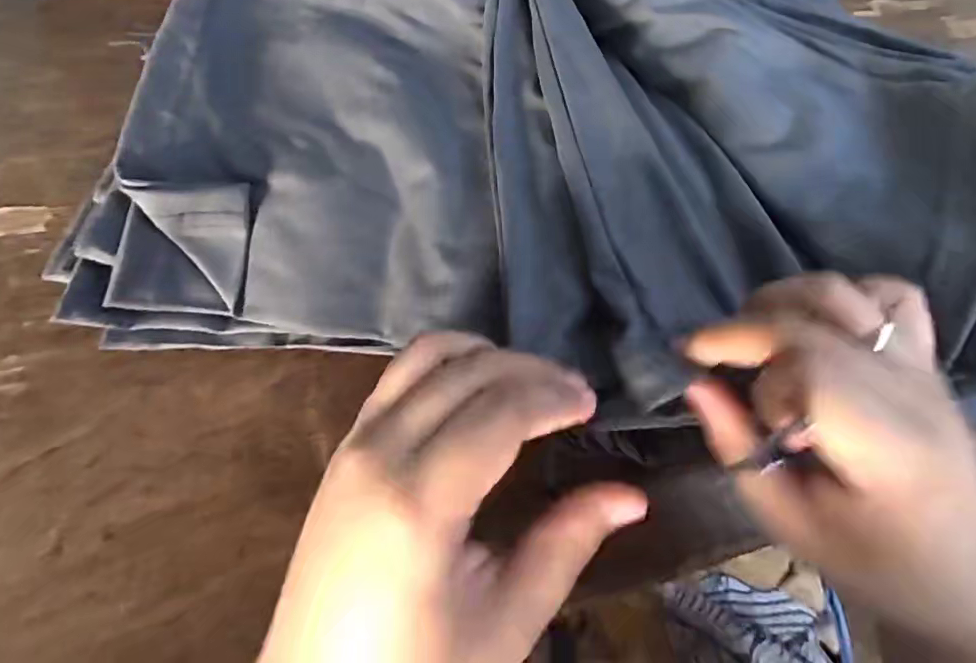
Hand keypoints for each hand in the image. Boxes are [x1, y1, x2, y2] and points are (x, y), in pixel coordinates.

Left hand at [259, 334, 646, 662]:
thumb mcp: (505, 621)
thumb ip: (567, 543)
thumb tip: (632, 496)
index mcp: (419, 501)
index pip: (500, 410)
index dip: (553, 395)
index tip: (592, 402)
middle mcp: (379, 452)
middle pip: (468, 370)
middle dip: (530, 370)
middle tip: (573, 392)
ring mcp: (353, 443)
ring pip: (427, 355)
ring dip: (485, 354)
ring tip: (527, 382)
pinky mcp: (342, 446)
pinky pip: (398, 376)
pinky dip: (446, 363)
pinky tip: (476, 390)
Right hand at [683, 274, 975, 662]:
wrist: (963, 573)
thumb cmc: (874, 562)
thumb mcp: (792, 525)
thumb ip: (739, 451)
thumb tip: (696, 383)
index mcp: (886, 446)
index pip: (809, 366)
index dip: (743, 354)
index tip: (699, 368)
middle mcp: (908, 388)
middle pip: (815, 317)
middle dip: (746, 325)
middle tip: (710, 352)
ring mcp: (921, 364)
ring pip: (844, 293)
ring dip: (784, 298)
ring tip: (755, 331)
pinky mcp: (925, 354)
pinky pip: (890, 293)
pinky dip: (844, 294)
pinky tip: (819, 323)